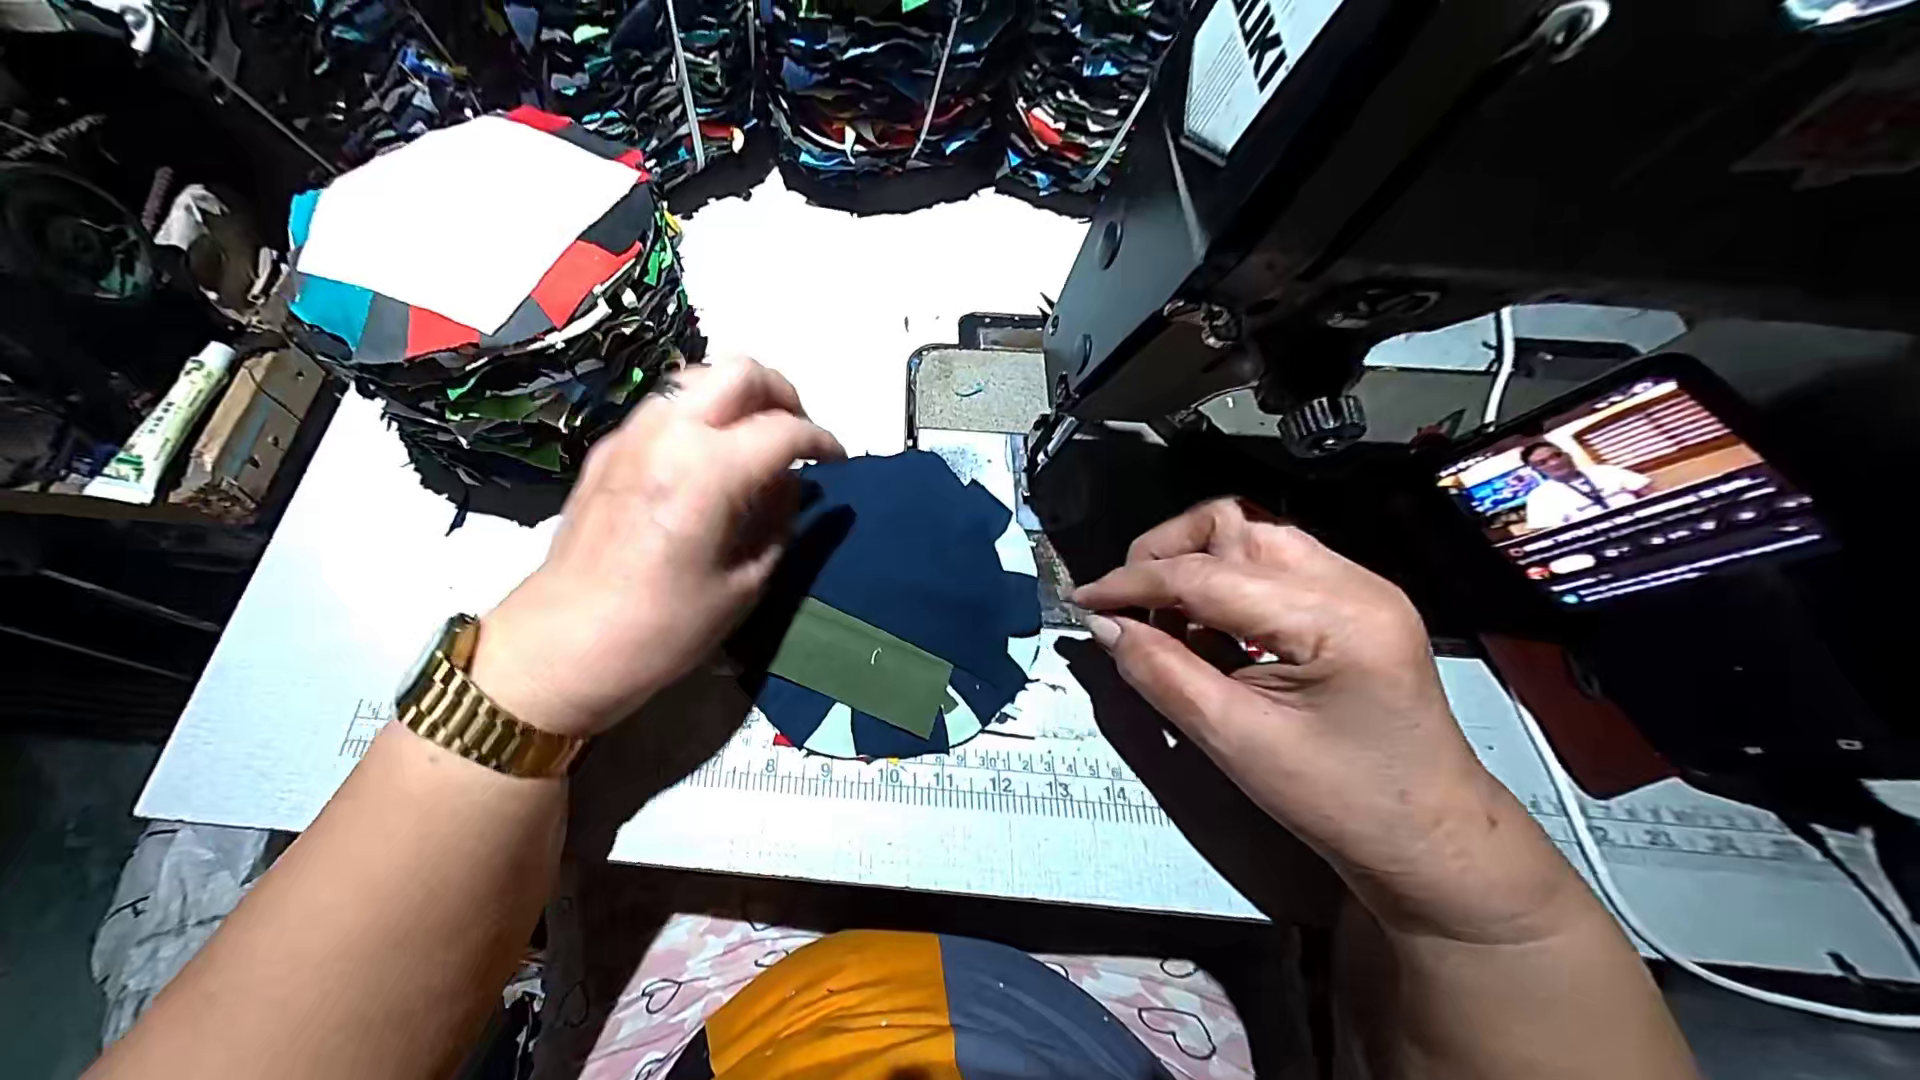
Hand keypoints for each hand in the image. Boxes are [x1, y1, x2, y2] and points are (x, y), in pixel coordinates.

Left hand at [471, 358, 844, 738]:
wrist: (562, 646)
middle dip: (784, 396)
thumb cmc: (664, 627)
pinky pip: (669, 406)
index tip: (837, 461)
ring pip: (701, 378)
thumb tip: (792, 483)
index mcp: (708, 471)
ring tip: (758, 443)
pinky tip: (712, 458)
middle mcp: (669, 434)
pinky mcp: (608, 448)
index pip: (784, 429)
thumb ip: (780, 520)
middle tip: (798, 437)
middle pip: (742, 372)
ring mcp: (632, 434)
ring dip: (741, 398)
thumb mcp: (746, 583)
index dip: (821, 441)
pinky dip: (704, 413)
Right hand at [1073, 498, 1585, 943]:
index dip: (1133, 583)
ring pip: (1249, 534)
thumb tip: (1106, 626)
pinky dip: (1222, 580)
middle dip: (1164, 555)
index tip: (1085, 600)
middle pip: (1231, 524)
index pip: (1207, 574)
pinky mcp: (1351, 600)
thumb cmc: (1340, 802)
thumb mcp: (1235, 741)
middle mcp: (1351, 581)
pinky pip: (1269, 562)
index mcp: (1334, 618)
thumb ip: (1161, 673)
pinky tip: (1208, 625)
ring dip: (1192, 563)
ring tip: (1164, 616)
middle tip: (1127, 604)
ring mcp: (1357, 585)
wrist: (1430, 839)